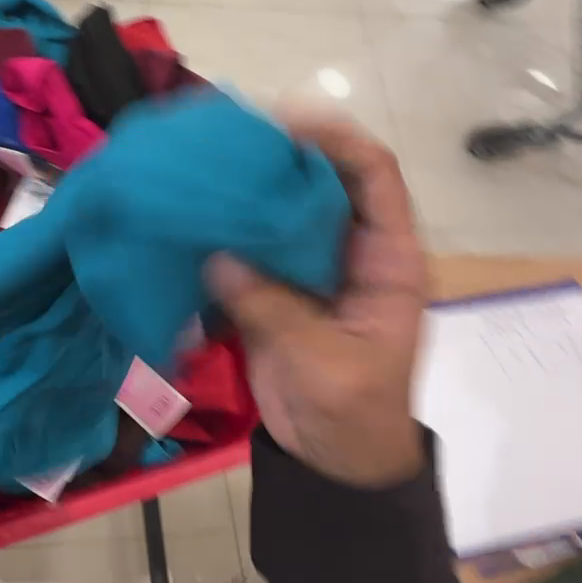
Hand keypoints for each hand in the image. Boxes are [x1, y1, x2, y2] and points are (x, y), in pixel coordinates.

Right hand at [206, 106, 427, 487]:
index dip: (337, 142)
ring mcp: (309, 265)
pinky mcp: (274, 284)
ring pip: (283, 207)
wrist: (332, 459)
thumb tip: (217, 256)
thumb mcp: (326, 365)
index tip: (285, 123)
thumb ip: (275, 308)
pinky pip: (251, 242)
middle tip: (230, 136)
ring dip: (249, 185)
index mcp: (388, 260)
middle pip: (324, 180)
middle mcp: (351, 249)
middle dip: (283, 153)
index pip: (375, 177)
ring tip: (205, 163)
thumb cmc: (352, 414)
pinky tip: (193, 212)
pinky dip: (226, 225)